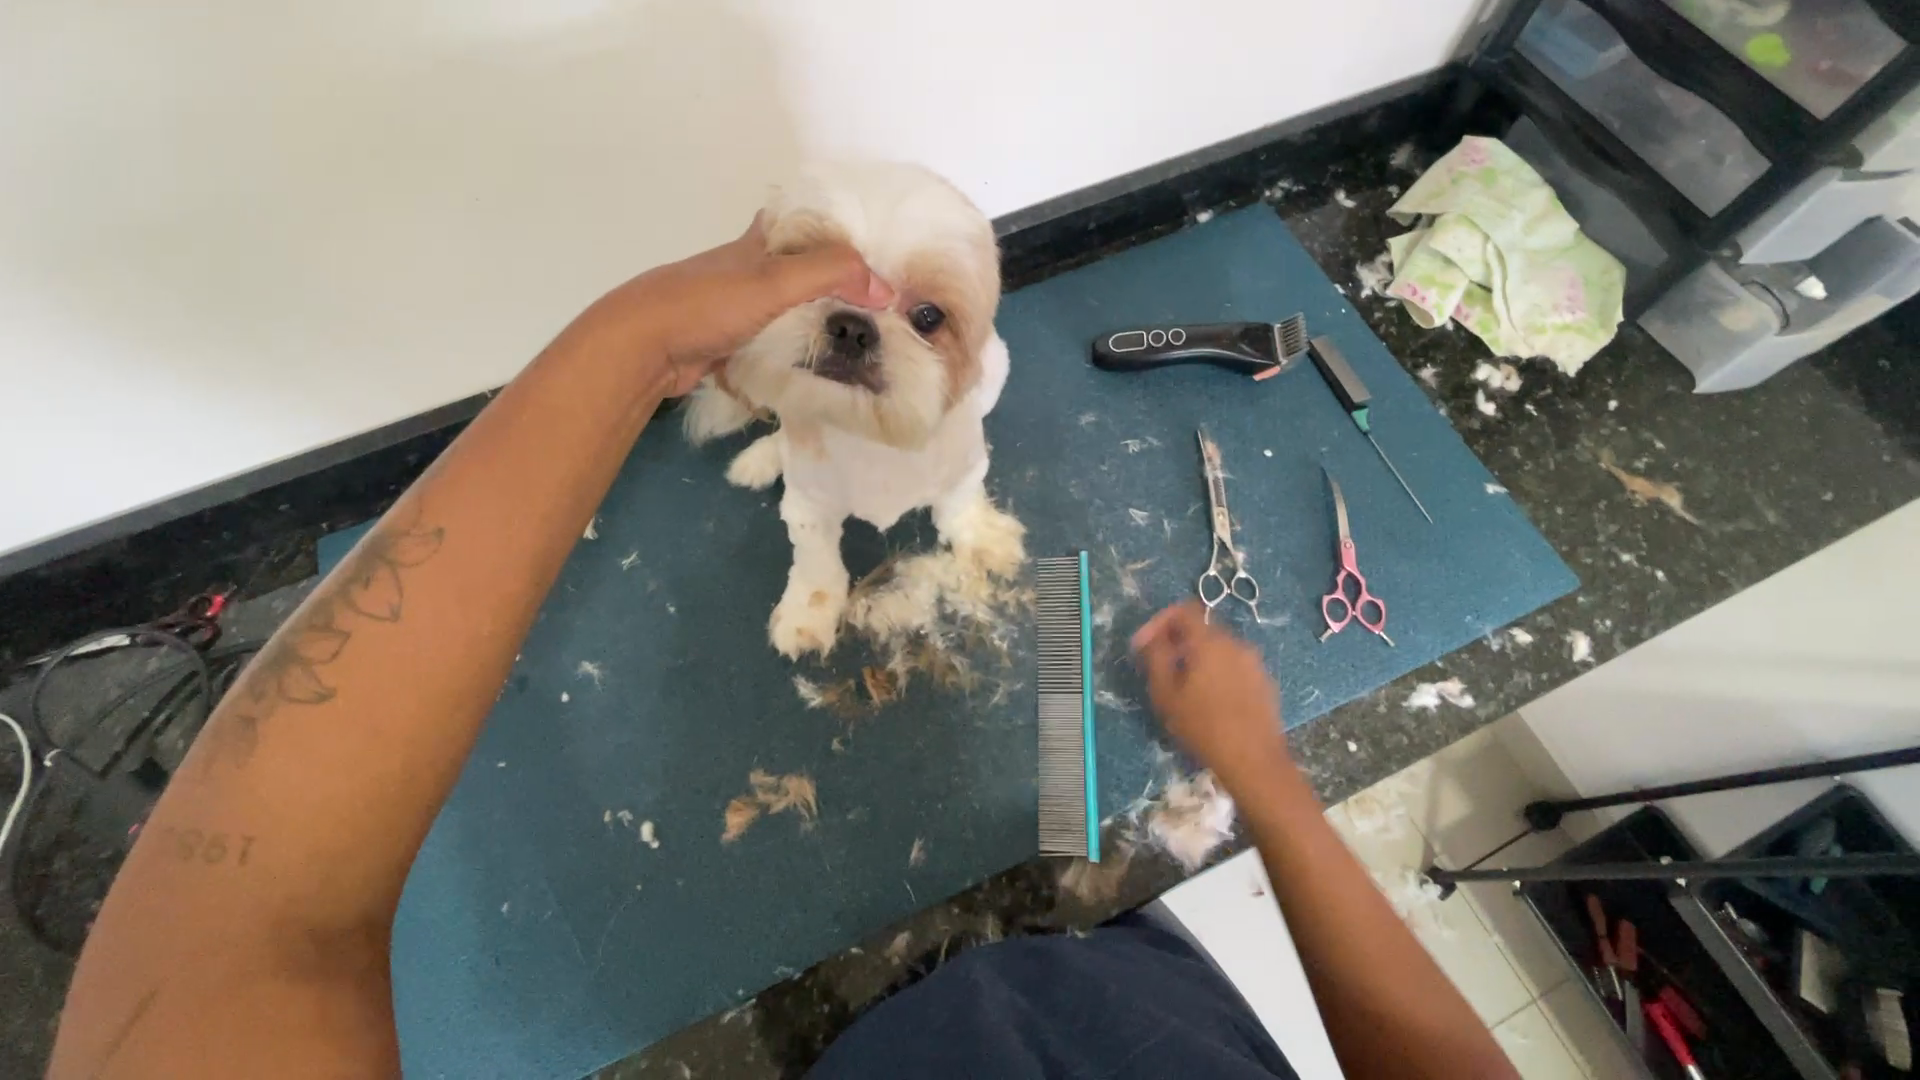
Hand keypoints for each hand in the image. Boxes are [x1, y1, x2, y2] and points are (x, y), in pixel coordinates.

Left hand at [587, 214, 894, 396]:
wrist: (644, 346)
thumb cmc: (707, 304)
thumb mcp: (775, 280)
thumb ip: (830, 275)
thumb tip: (885, 289)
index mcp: (763, 242)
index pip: (815, 227)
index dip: (849, 240)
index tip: (884, 264)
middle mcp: (755, 269)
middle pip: (810, 273)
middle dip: (843, 290)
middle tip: (884, 315)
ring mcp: (744, 307)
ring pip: (796, 310)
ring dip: (824, 325)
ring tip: (864, 344)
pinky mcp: (736, 340)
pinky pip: (781, 343)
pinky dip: (801, 352)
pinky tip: (825, 367)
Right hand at [1132, 602, 1292, 795]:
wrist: (1254, 760)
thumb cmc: (1203, 726)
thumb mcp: (1166, 694)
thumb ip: (1155, 657)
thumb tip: (1149, 638)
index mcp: (1209, 641)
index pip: (1184, 609)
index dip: (1160, 621)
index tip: (1145, 645)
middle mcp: (1236, 643)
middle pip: (1201, 629)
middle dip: (1177, 643)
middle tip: (1160, 668)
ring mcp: (1254, 662)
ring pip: (1218, 649)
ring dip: (1197, 659)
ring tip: (1185, 688)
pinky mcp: (1265, 682)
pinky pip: (1234, 666)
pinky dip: (1218, 673)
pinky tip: (1211, 701)